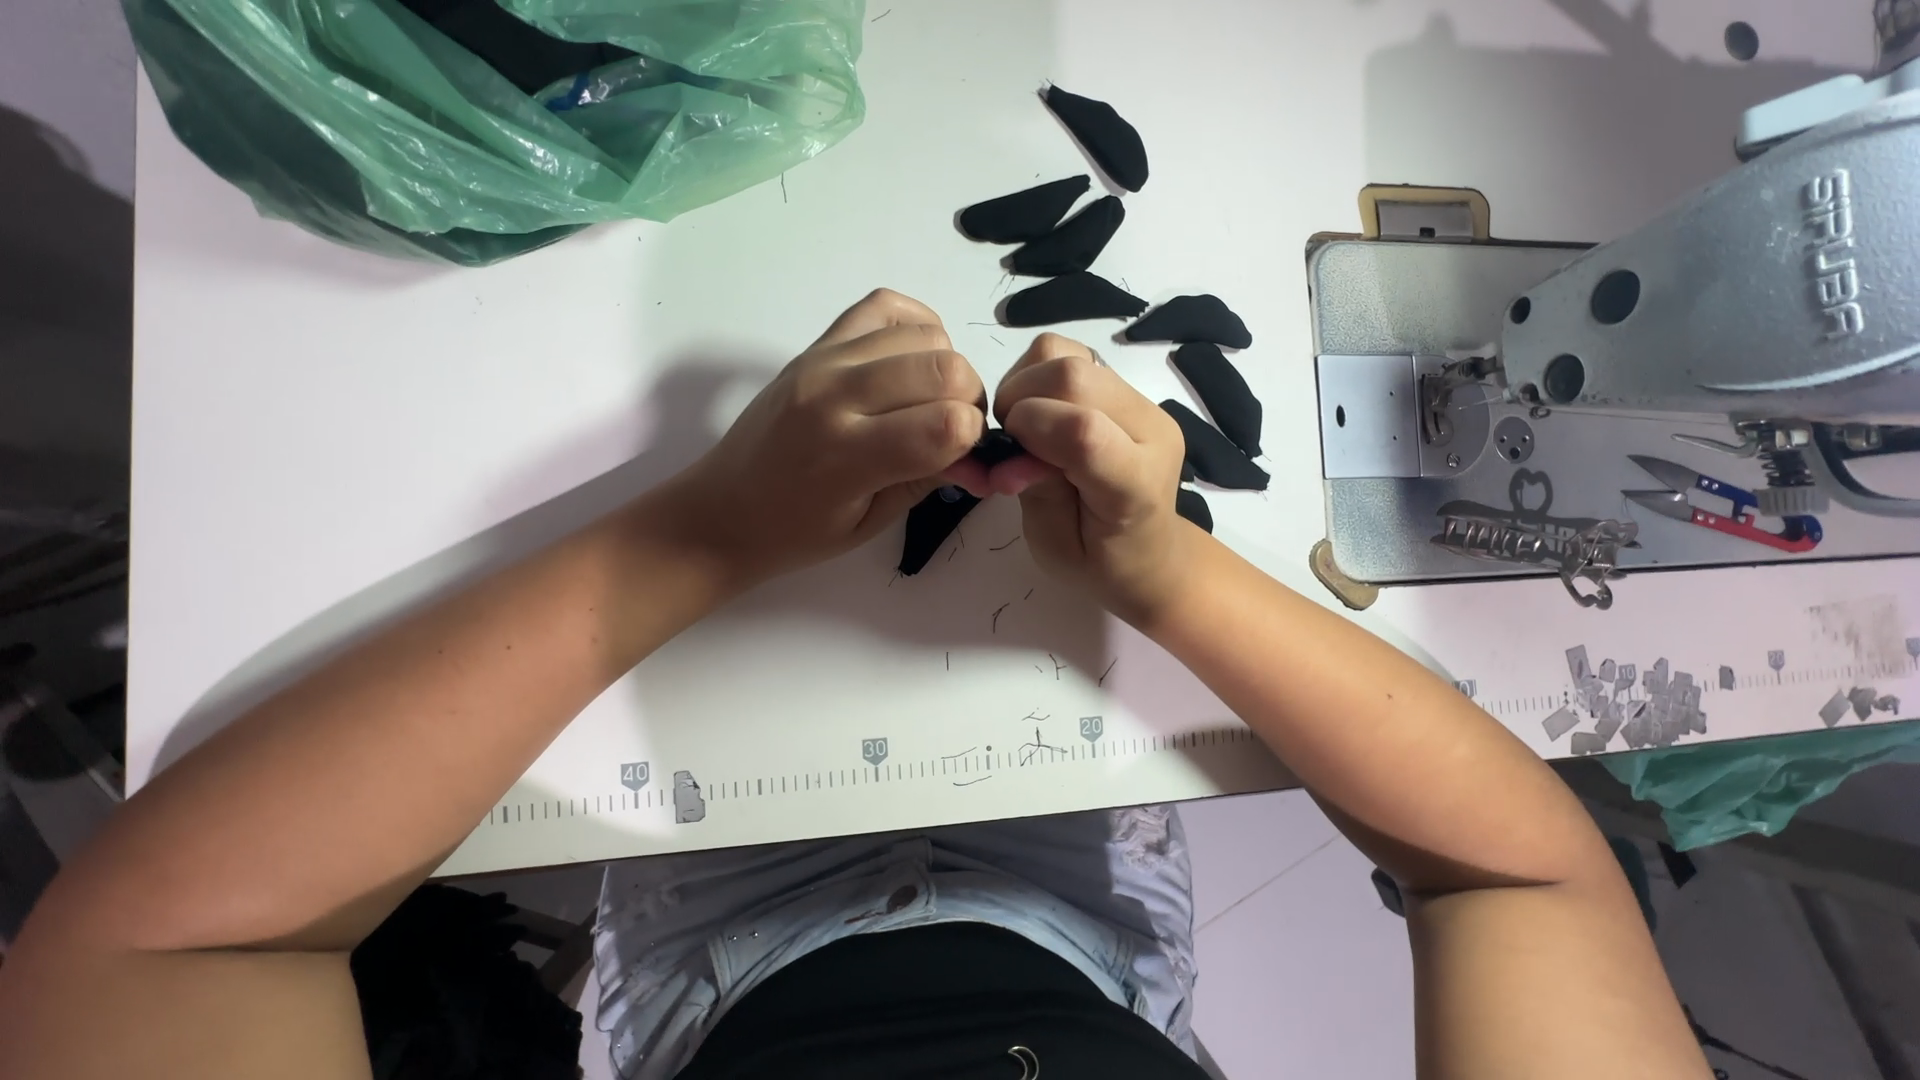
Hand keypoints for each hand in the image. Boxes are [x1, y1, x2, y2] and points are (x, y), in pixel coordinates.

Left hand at [663, 290, 985, 584]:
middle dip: (969, 402)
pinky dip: (916, 326)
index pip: (948, 424)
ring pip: (925, 334)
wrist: (723, 509)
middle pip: (946, 368)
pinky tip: (911, 361)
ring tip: (927, 402)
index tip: (961, 459)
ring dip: (945, 368)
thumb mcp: (870, 523)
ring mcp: (824, 360)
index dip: (972, 441)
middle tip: (952, 432)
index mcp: (847, 455)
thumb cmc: (796, 533)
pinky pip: (884, 305)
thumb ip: (930, 480)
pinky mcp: (816, 344)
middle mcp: (835, 394)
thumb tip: (986, 461)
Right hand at [981, 334, 1192, 625]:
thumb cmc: (1099, 563)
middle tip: (1010, 441)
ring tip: (1025, 426)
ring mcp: (1144, 404)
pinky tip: (1041, 412)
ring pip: (1070, 356)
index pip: (1084, 432)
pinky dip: (1040, 375)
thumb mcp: (1055, 548)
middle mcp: (1150, 433)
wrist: (1150, 554)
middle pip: (1075, 377)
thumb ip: (1035, 493)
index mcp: (1134, 487)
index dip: (1030, 429)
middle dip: (1021, 400)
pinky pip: (1074, 355)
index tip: (1008, 457)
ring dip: (1028, 383)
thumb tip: (1007, 453)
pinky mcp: (1130, 390)